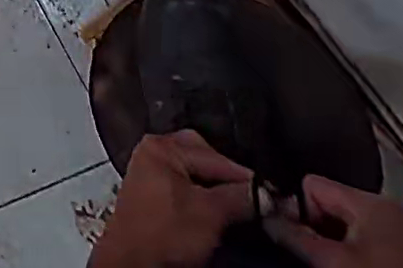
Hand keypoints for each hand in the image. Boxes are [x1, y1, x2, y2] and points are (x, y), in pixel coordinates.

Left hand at [89, 130, 254, 267]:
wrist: (131, 267)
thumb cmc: (164, 236)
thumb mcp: (208, 214)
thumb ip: (239, 198)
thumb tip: (266, 194)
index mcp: (162, 146)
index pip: (214, 157)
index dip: (245, 176)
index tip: (271, 190)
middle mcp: (153, 150)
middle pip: (203, 156)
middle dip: (228, 175)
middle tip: (253, 193)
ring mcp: (150, 170)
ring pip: (194, 170)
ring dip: (216, 184)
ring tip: (238, 200)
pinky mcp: (151, 191)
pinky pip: (183, 182)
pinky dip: (201, 191)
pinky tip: (215, 204)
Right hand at [264, 174, 402, 266]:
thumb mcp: (334, 264)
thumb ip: (299, 237)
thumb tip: (268, 218)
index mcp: (370, 201)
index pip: (314, 184)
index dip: (302, 212)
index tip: (306, 242)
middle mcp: (388, 207)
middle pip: (332, 203)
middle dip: (322, 230)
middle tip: (326, 262)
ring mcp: (402, 230)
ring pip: (350, 224)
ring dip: (339, 243)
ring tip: (342, 267)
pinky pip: (370, 238)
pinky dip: (360, 252)